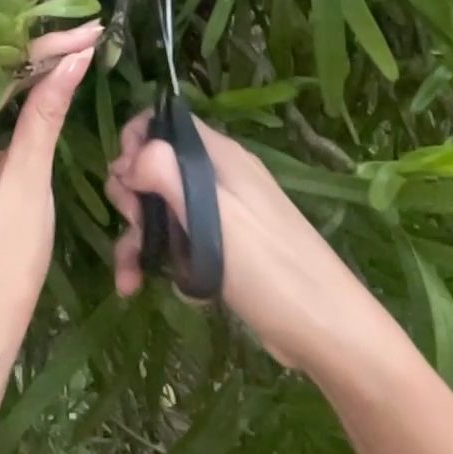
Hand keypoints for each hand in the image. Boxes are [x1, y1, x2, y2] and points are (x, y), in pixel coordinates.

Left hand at [0, 23, 100, 335]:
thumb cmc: (5, 256)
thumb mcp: (29, 179)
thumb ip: (46, 113)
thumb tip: (76, 56)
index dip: (41, 49)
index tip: (87, 31)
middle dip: (35, 57)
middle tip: (86, 37)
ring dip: (25, 76)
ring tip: (73, 52)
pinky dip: (8, 102)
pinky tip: (41, 82)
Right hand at [106, 112, 400, 371]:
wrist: (326, 331)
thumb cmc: (269, 268)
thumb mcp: (213, 216)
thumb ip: (166, 174)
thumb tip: (128, 158)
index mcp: (219, 158)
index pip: (165, 122)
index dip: (135, 141)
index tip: (127, 178)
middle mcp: (217, 178)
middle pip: (154, 167)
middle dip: (131, 195)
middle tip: (135, 225)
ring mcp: (218, 215)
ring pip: (159, 210)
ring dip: (135, 237)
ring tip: (127, 275)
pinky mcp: (218, 249)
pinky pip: (173, 242)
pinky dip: (151, 260)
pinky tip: (137, 286)